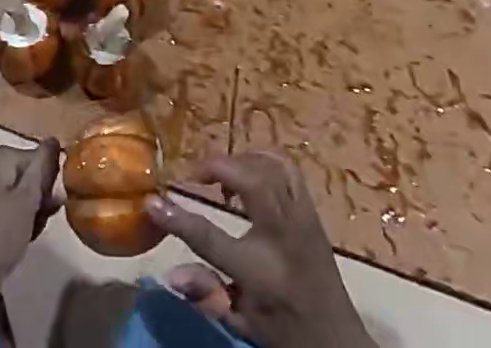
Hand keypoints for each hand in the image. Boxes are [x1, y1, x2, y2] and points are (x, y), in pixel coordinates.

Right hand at [144, 152, 376, 347]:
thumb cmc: (283, 330)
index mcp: (260, 272)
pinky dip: (263, 160)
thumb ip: (206, 293)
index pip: (211, 238)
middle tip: (196, 175)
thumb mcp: (241, 321)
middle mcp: (284, 237)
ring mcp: (303, 219)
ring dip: (242, 160)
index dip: (178, 217)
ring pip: (273, 166)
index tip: (153, 200)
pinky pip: (289, 169)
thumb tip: (170, 273)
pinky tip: (248, 175)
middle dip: (218, 167)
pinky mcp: (313, 211)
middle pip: (252, 181)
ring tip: (223, 175)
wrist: (337, 339)